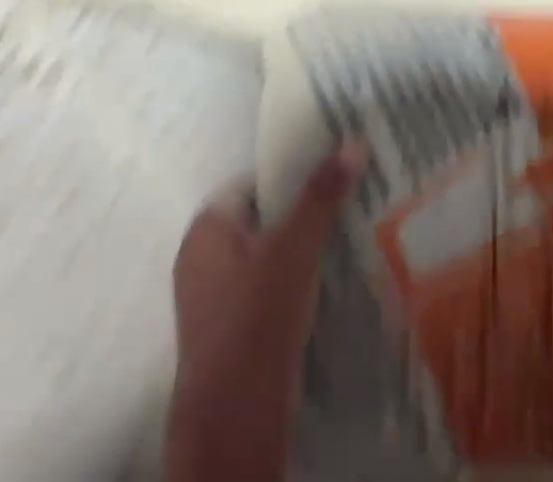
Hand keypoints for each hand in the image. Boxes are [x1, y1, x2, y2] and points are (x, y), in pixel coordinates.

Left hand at [164, 145, 362, 481]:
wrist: (235, 409)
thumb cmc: (259, 314)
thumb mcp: (296, 246)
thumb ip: (321, 195)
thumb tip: (352, 143)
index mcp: (206, 228)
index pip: (252, 184)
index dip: (292, 176)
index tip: (333, 177)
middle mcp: (200, 258)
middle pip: (259, 220)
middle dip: (301, 214)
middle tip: (348, 208)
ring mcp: (211, 297)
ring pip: (263, 257)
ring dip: (299, 251)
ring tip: (344, 243)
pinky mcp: (228, 329)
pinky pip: (264, 289)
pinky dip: (291, 283)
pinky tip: (324, 287)